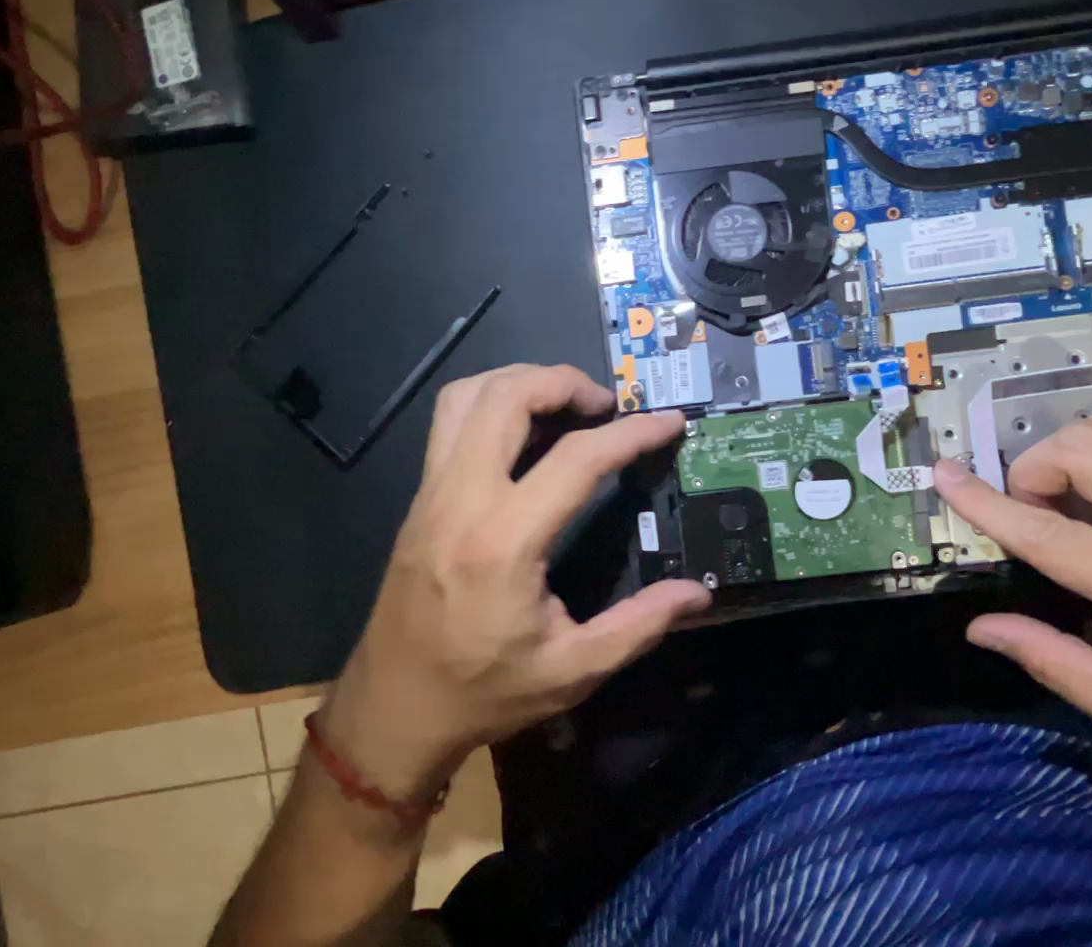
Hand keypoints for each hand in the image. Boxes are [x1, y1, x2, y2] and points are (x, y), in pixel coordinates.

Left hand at [317, 364, 710, 802]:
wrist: (393, 709)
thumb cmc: (484, 693)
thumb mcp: (573, 671)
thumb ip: (639, 625)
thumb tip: (698, 594)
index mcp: (504, 541)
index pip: (576, 458)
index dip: (632, 433)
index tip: (669, 422)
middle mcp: (461, 500)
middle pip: (506, 398)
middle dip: (563, 383)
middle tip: (606, 405)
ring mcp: (431, 494)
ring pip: (466, 397)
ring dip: (519, 382)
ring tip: (564, 405)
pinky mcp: (418, 500)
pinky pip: (449, 423)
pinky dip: (490, 404)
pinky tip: (521, 433)